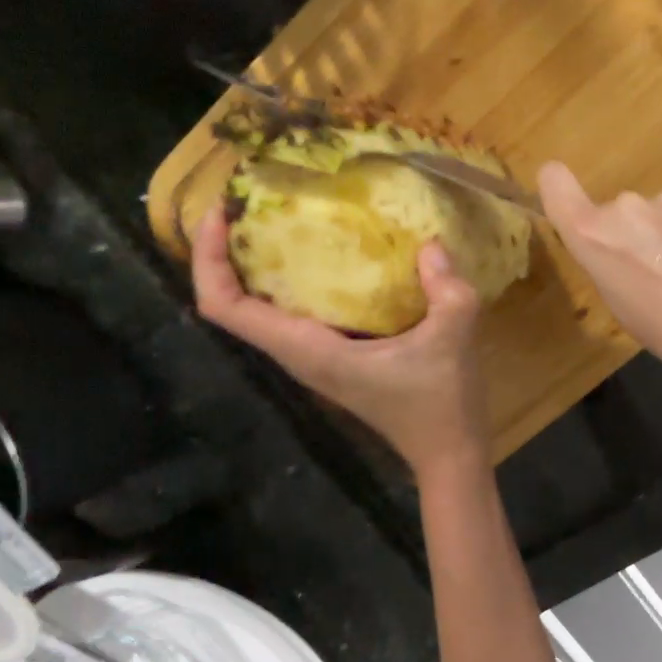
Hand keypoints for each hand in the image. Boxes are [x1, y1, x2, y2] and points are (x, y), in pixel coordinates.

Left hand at [191, 203, 488, 475]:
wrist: (451, 454)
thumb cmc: (443, 404)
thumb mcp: (453, 341)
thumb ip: (448, 291)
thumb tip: (431, 245)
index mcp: (310, 351)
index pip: (224, 307)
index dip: (208, 258)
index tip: (224, 213)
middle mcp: (301, 356)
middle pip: (235, 303)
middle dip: (230, 253)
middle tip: (254, 207)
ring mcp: (318, 363)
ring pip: (264, 311)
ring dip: (262, 269)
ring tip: (285, 226)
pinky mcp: (337, 363)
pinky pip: (298, 319)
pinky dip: (300, 287)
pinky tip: (332, 264)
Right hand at [538, 162, 661, 396]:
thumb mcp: (623, 310)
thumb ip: (607, 265)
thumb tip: (616, 247)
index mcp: (595, 235)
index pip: (554, 181)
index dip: (561, 192)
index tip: (574, 213)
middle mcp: (628, 207)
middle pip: (614, 212)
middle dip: (628, 237)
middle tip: (653, 279)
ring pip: (655, 215)